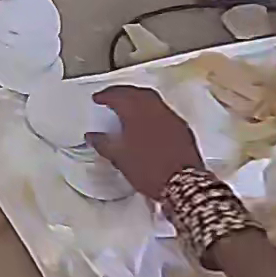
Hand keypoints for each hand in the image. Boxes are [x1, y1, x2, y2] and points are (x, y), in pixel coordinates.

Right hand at [88, 86, 203, 199]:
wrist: (183, 184)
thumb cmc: (148, 169)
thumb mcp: (119, 157)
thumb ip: (103, 143)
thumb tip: (92, 136)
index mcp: (137, 112)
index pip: (118, 95)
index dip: (105, 95)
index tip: (97, 98)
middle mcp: (155, 109)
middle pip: (136, 92)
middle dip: (122, 92)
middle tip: (112, 97)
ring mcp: (171, 117)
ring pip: (152, 100)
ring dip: (138, 99)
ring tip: (128, 108)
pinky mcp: (182, 128)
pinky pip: (164, 112)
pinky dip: (152, 111)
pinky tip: (148, 122)